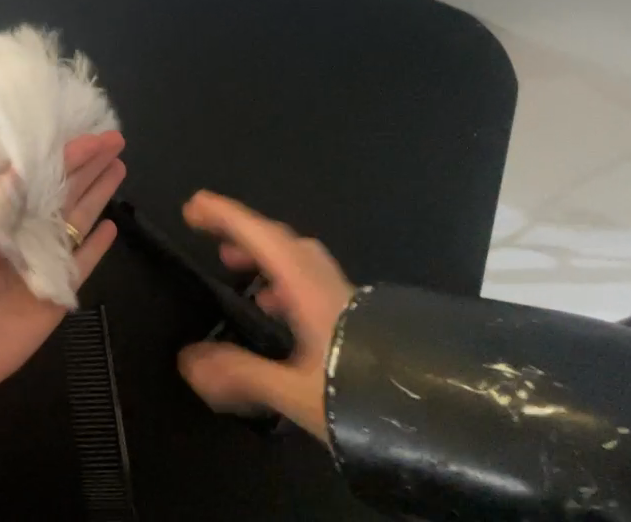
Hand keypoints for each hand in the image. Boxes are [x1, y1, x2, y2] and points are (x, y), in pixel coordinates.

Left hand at [0, 131, 126, 408]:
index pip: (37, 175)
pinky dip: (98, 246)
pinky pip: (82, 264)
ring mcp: (42, 262)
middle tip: (115, 142)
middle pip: (62, 193)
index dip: (66, 155)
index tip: (94, 136)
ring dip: (97, 194)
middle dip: (87, 166)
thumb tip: (29, 163)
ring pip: (77, 221)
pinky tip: (113, 226)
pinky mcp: (56, 294)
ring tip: (118, 168)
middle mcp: (22, 232)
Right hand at [175, 190, 354, 441]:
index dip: (226, 216)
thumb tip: (187, 361)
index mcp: (311, 291)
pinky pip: (317, 286)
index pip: (263, 237)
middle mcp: (331, 288)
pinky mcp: (364, 322)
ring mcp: (351, 303)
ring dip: (270, 260)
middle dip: (246, 235)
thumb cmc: (362, 398)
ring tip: (244, 278)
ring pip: (305, 264)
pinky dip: (289, 286)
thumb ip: (241, 374)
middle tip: (216, 243)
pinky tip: (283, 317)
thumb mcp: (297, 393)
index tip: (195, 204)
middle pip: (286, 243)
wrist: (443, 425)